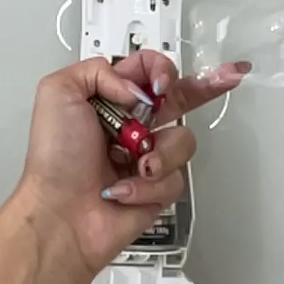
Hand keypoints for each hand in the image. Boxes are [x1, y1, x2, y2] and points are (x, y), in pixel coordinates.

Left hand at [10, 51, 243, 274]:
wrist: (60, 215)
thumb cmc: (54, 157)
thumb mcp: (59, 92)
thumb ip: (99, 71)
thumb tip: (135, 89)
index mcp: (110, 96)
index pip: (147, 69)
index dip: (160, 69)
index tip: (159, 83)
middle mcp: (133, 123)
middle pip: (179, 96)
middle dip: (206, 86)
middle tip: (229, 76)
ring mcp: (147, 154)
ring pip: (182, 138)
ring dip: (159, 153)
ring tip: (135, 164)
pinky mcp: (157, 186)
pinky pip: (176, 177)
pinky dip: (148, 185)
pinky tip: (125, 189)